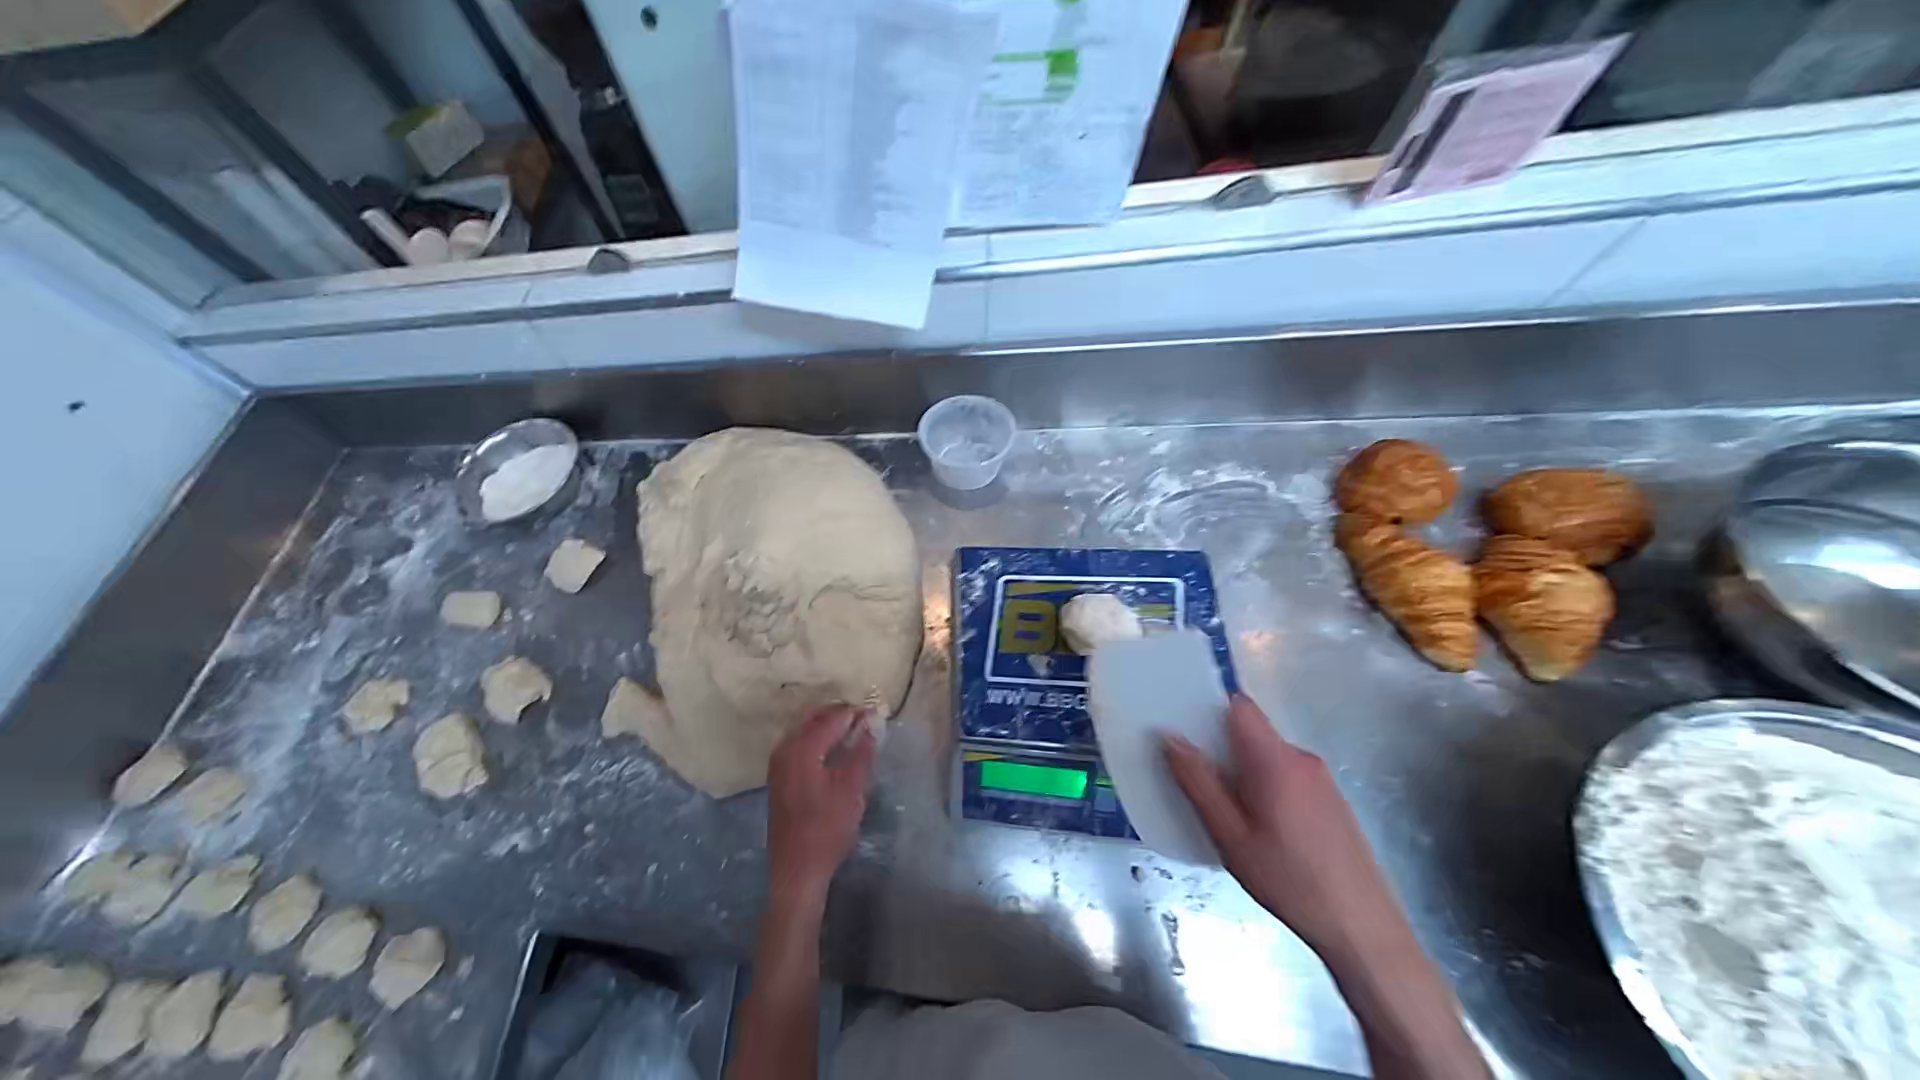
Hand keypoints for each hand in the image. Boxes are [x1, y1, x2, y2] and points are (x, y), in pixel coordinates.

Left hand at [767, 705, 876, 901]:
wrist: (797, 869)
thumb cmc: (827, 828)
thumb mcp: (852, 789)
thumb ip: (863, 751)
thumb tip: (874, 722)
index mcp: (802, 749)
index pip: (833, 718)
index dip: (856, 713)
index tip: (877, 711)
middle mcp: (785, 749)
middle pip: (815, 718)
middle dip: (840, 715)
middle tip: (867, 720)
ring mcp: (778, 763)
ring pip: (805, 730)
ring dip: (828, 726)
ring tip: (855, 733)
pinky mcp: (779, 777)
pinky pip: (799, 744)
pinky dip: (818, 740)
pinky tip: (835, 751)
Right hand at [1163, 695, 1408, 962]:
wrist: (1362, 928)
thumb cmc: (1288, 880)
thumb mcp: (1229, 834)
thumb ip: (1197, 781)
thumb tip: (1170, 737)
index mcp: (1275, 759)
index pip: (1239, 706)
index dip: (1208, 710)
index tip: (1185, 730)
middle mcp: (1302, 757)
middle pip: (1252, 732)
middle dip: (1222, 749)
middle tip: (1199, 782)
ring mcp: (1322, 778)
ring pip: (1268, 756)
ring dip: (1244, 772)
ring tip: (1229, 814)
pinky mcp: (1332, 799)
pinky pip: (1288, 775)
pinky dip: (1267, 787)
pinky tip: (1263, 828)